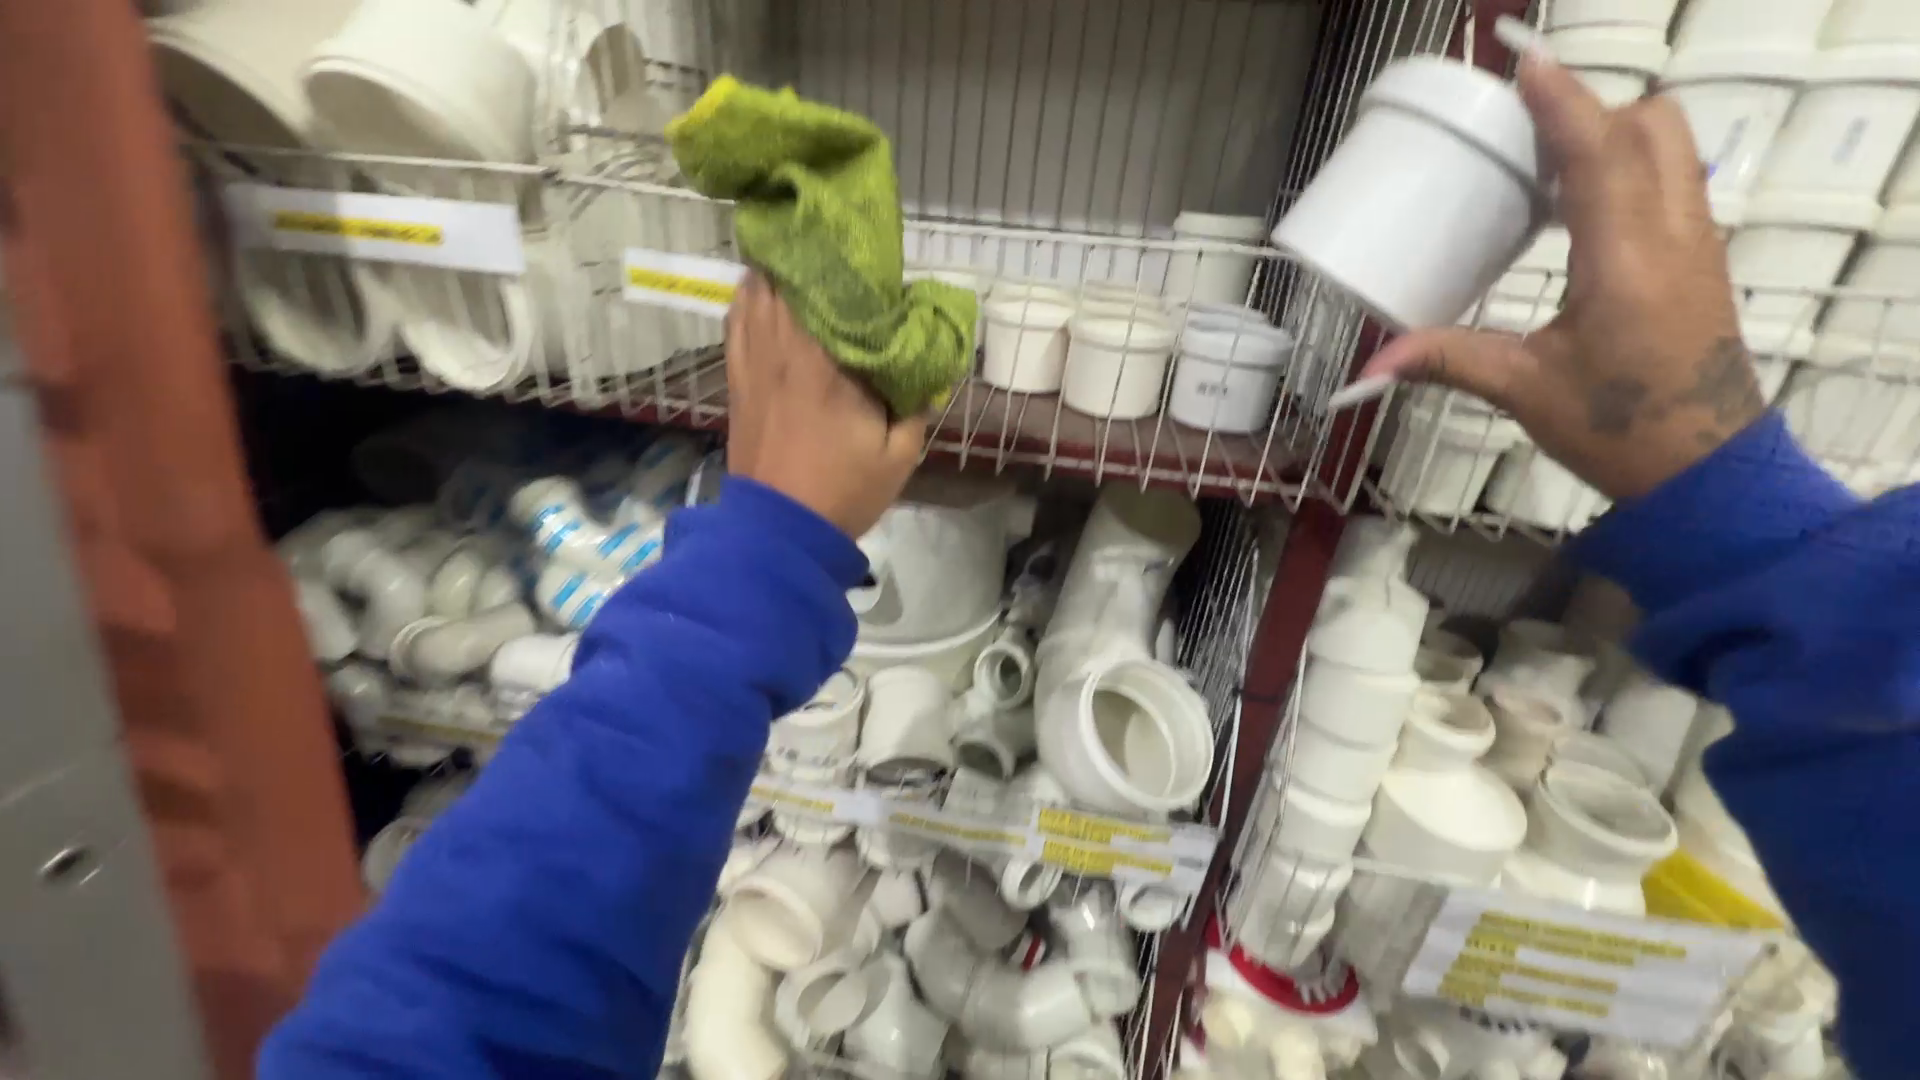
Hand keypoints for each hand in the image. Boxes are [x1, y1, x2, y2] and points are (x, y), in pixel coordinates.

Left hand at [725, 273, 926, 536]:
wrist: (780, 531)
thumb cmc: (843, 491)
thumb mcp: (901, 454)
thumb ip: (917, 403)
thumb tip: (925, 365)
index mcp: (828, 362)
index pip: (836, 288)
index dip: (852, 265)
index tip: (875, 260)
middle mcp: (784, 348)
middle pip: (789, 276)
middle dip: (814, 258)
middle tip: (841, 257)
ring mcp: (753, 362)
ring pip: (757, 290)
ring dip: (781, 271)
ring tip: (806, 264)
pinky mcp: (736, 379)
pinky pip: (736, 320)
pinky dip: (751, 298)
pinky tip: (766, 293)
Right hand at [1360, 49, 1765, 498]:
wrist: (1701, 463)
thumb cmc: (1615, 425)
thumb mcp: (1522, 389)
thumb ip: (1446, 361)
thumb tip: (1369, 367)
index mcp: (1626, 260)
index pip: (1601, 152)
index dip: (1562, 101)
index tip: (1523, 62)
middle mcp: (1672, 233)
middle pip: (1653, 126)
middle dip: (1590, 109)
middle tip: (1522, 128)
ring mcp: (1694, 241)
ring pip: (1671, 147)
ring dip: (1611, 133)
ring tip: (1542, 155)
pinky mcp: (1695, 257)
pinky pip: (1668, 180)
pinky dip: (1624, 165)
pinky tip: (1572, 204)